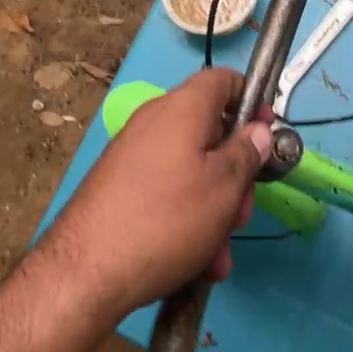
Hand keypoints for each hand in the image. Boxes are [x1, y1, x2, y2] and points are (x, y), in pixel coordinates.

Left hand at [35, 68, 273, 320]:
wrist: (84, 272)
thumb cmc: (166, 219)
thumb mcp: (224, 188)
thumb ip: (247, 153)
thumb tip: (258, 129)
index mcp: (183, 107)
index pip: (225, 80)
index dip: (253, 102)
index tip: (268, 137)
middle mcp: (155, 120)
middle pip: (210, 132)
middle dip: (235, 174)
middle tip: (242, 213)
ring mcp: (133, 153)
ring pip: (191, 169)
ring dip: (213, 207)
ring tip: (217, 255)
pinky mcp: (119, 186)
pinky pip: (166, 190)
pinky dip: (185, 217)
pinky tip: (194, 262)